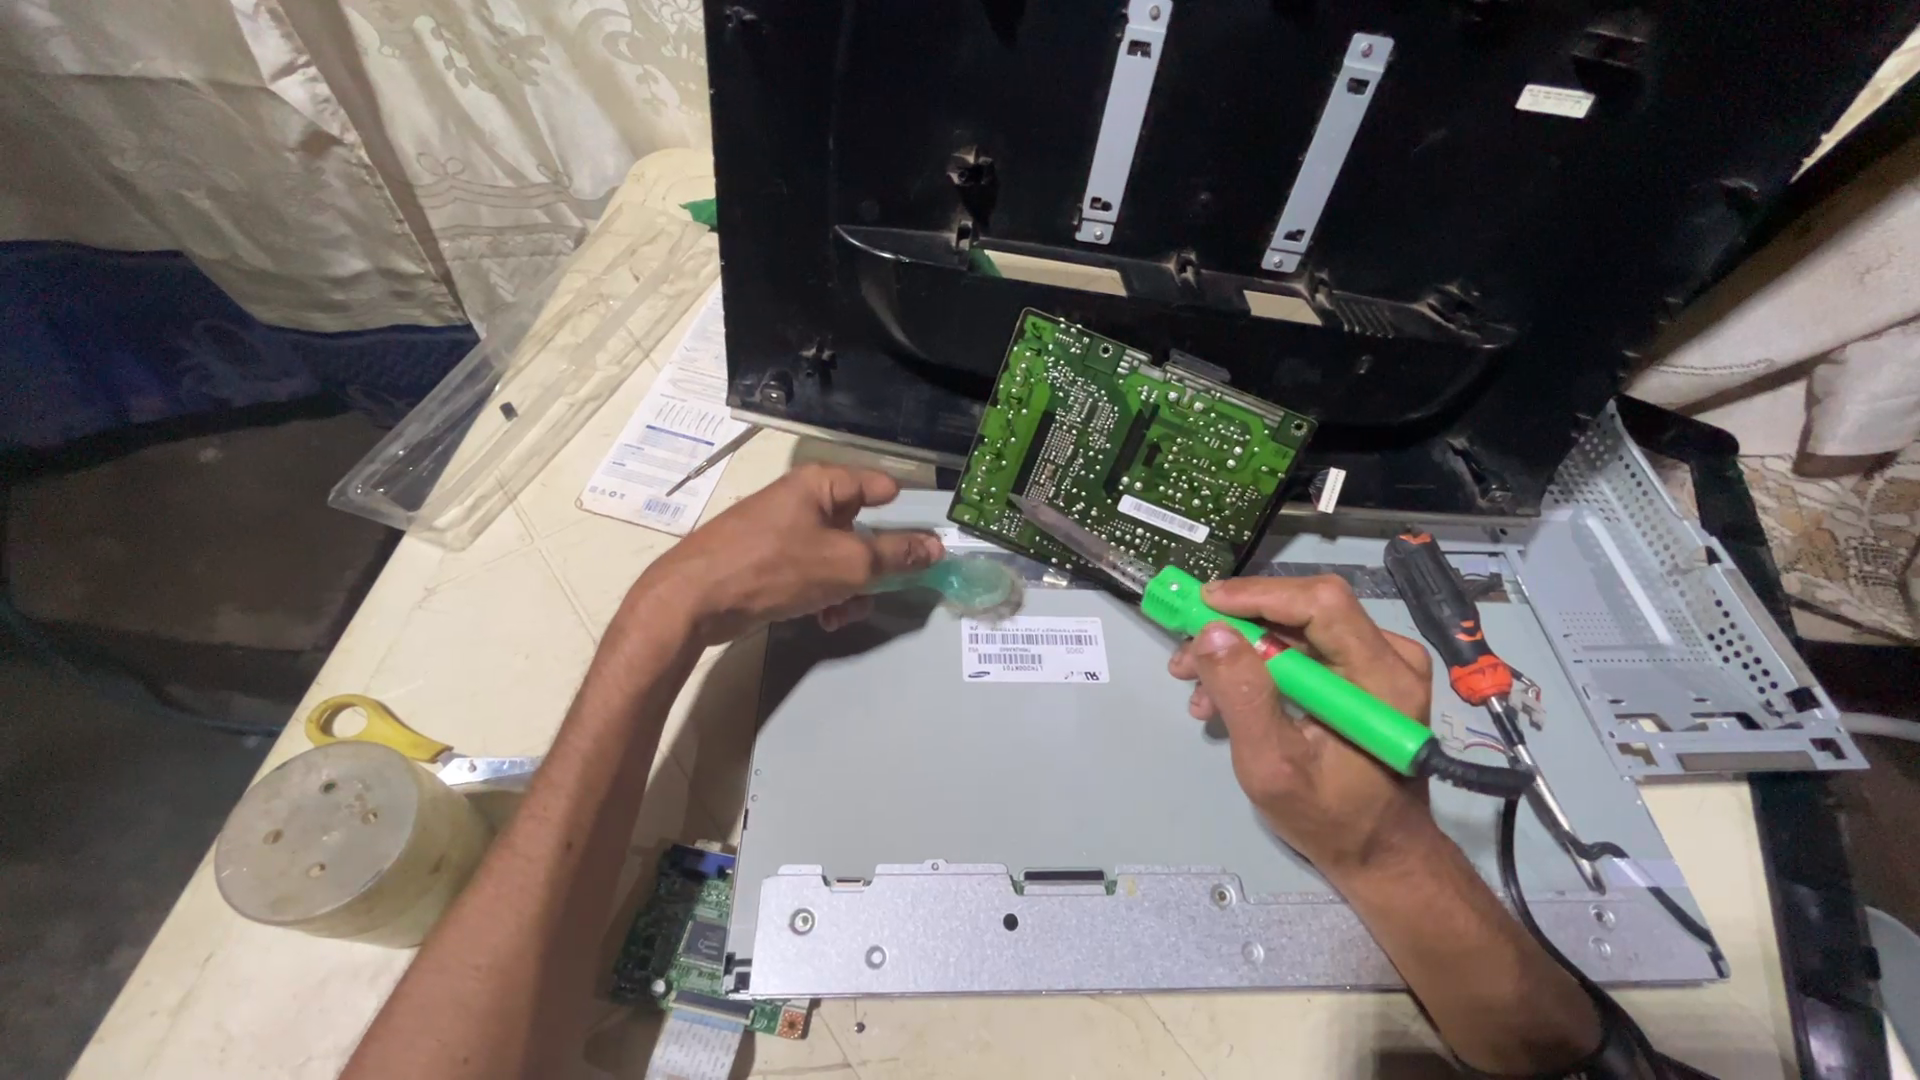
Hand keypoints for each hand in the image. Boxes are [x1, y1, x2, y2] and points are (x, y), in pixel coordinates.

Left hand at [626, 464, 943, 645]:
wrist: (693, 600)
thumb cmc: (774, 568)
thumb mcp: (847, 563)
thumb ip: (896, 555)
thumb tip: (936, 547)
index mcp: (821, 484)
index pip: (879, 486)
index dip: (905, 514)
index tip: (922, 546)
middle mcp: (802, 500)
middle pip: (860, 528)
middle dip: (874, 566)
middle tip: (880, 591)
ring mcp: (782, 531)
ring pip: (837, 557)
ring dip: (849, 588)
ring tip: (840, 614)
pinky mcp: (766, 560)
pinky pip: (810, 573)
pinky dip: (822, 594)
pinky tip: (819, 619)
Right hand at [1169, 575, 1437, 879]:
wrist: (1377, 851)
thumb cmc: (1329, 818)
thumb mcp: (1273, 767)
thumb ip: (1243, 697)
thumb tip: (1212, 633)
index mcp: (1383, 678)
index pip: (1321, 604)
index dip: (1258, 595)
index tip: (1202, 606)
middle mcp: (1390, 657)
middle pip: (1303, 609)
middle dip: (1236, 624)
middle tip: (1186, 654)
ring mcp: (1378, 662)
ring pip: (1294, 627)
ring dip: (1238, 648)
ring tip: (1195, 685)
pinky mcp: (1361, 673)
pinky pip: (1301, 647)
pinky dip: (1256, 662)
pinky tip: (1224, 695)